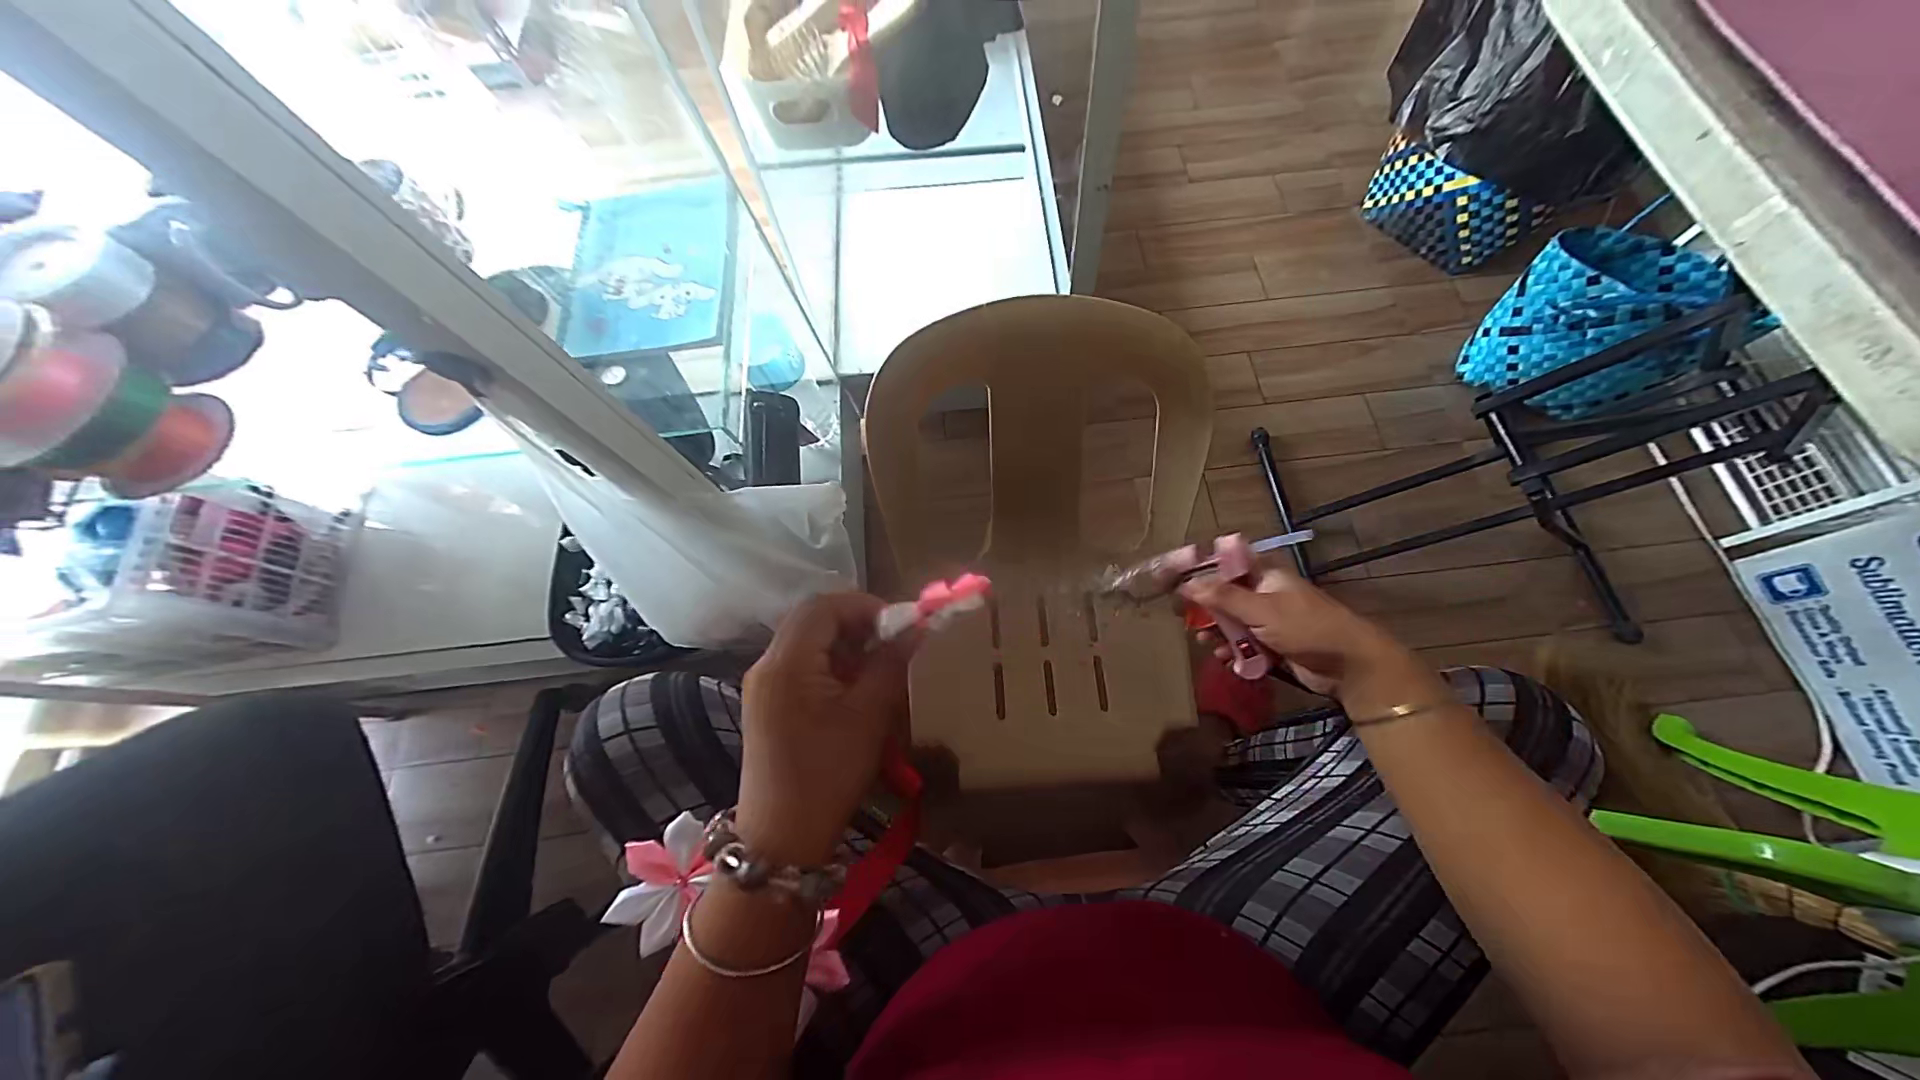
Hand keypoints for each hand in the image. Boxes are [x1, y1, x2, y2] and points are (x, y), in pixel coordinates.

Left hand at [736, 592, 914, 865]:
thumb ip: (891, 663)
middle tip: (894, 643)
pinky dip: (832, 666)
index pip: (823, 606)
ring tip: (880, 668)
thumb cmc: (828, 773)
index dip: (865, 605)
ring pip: (807, 642)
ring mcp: (762, 686)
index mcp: (786, 662)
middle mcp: (767, 664)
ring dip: (846, 645)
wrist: (781, 838)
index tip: (900, 625)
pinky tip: (856, 690)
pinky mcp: (767, 706)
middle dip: (857, 623)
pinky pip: (801, 666)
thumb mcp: (869, 715)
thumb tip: (917, 628)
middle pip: (812, 619)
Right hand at [1180, 565, 1445, 716]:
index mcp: (1264, 574)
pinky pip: (1243, 642)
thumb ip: (1222, 597)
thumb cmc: (1307, 628)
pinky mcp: (1272, 643)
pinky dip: (1232, 649)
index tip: (1171, 579)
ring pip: (1230, 621)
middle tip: (1183, 617)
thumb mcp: (1261, 610)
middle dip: (1204, 607)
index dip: (1198, 568)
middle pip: (1222, 594)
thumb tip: (1186, 584)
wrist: (1351, 666)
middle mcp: (1263, 592)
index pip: (1223, 563)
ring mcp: (1268, 619)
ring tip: (1205, 642)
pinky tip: (1225, 657)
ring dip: (1216, 632)